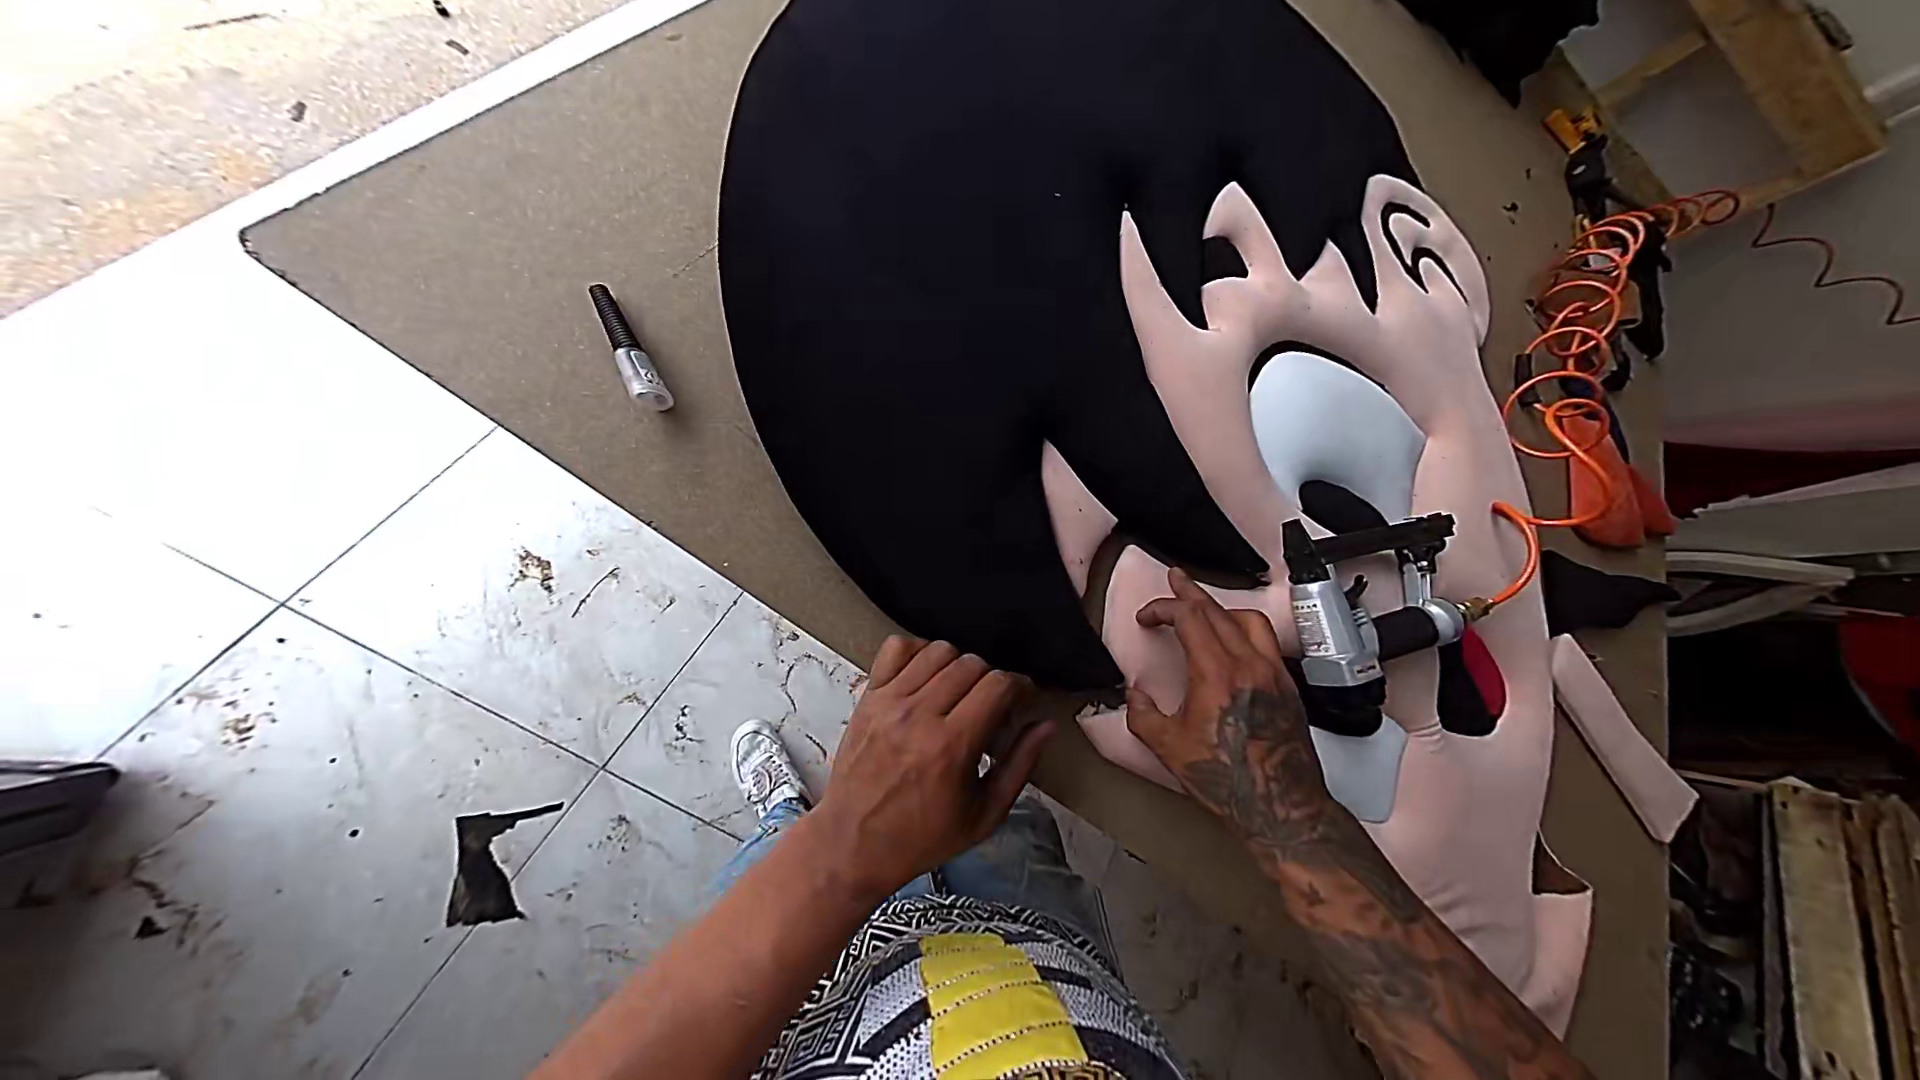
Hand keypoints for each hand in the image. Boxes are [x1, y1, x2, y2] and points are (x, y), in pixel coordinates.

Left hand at [809, 636, 1053, 900]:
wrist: (852, 843)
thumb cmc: (921, 837)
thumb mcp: (984, 815)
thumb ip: (1020, 766)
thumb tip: (1045, 726)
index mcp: (951, 746)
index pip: (998, 685)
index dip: (1020, 686)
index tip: (1022, 699)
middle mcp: (919, 716)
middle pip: (972, 663)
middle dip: (992, 678)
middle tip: (992, 704)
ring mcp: (890, 702)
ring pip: (938, 650)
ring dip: (959, 664)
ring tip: (960, 691)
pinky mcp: (869, 697)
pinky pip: (896, 648)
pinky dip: (918, 652)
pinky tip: (927, 676)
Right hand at [1125, 568, 1337, 842]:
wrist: (1280, 807)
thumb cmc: (1228, 780)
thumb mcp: (1167, 747)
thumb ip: (1141, 713)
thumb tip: (1134, 695)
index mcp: (1217, 674)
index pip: (1190, 618)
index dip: (1163, 608)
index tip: (1147, 616)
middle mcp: (1249, 666)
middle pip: (1218, 611)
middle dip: (1190, 593)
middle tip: (1175, 580)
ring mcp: (1274, 674)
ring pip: (1248, 620)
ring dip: (1221, 608)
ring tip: (1205, 609)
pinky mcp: (1288, 687)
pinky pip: (1267, 641)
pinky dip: (1244, 630)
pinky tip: (1234, 641)